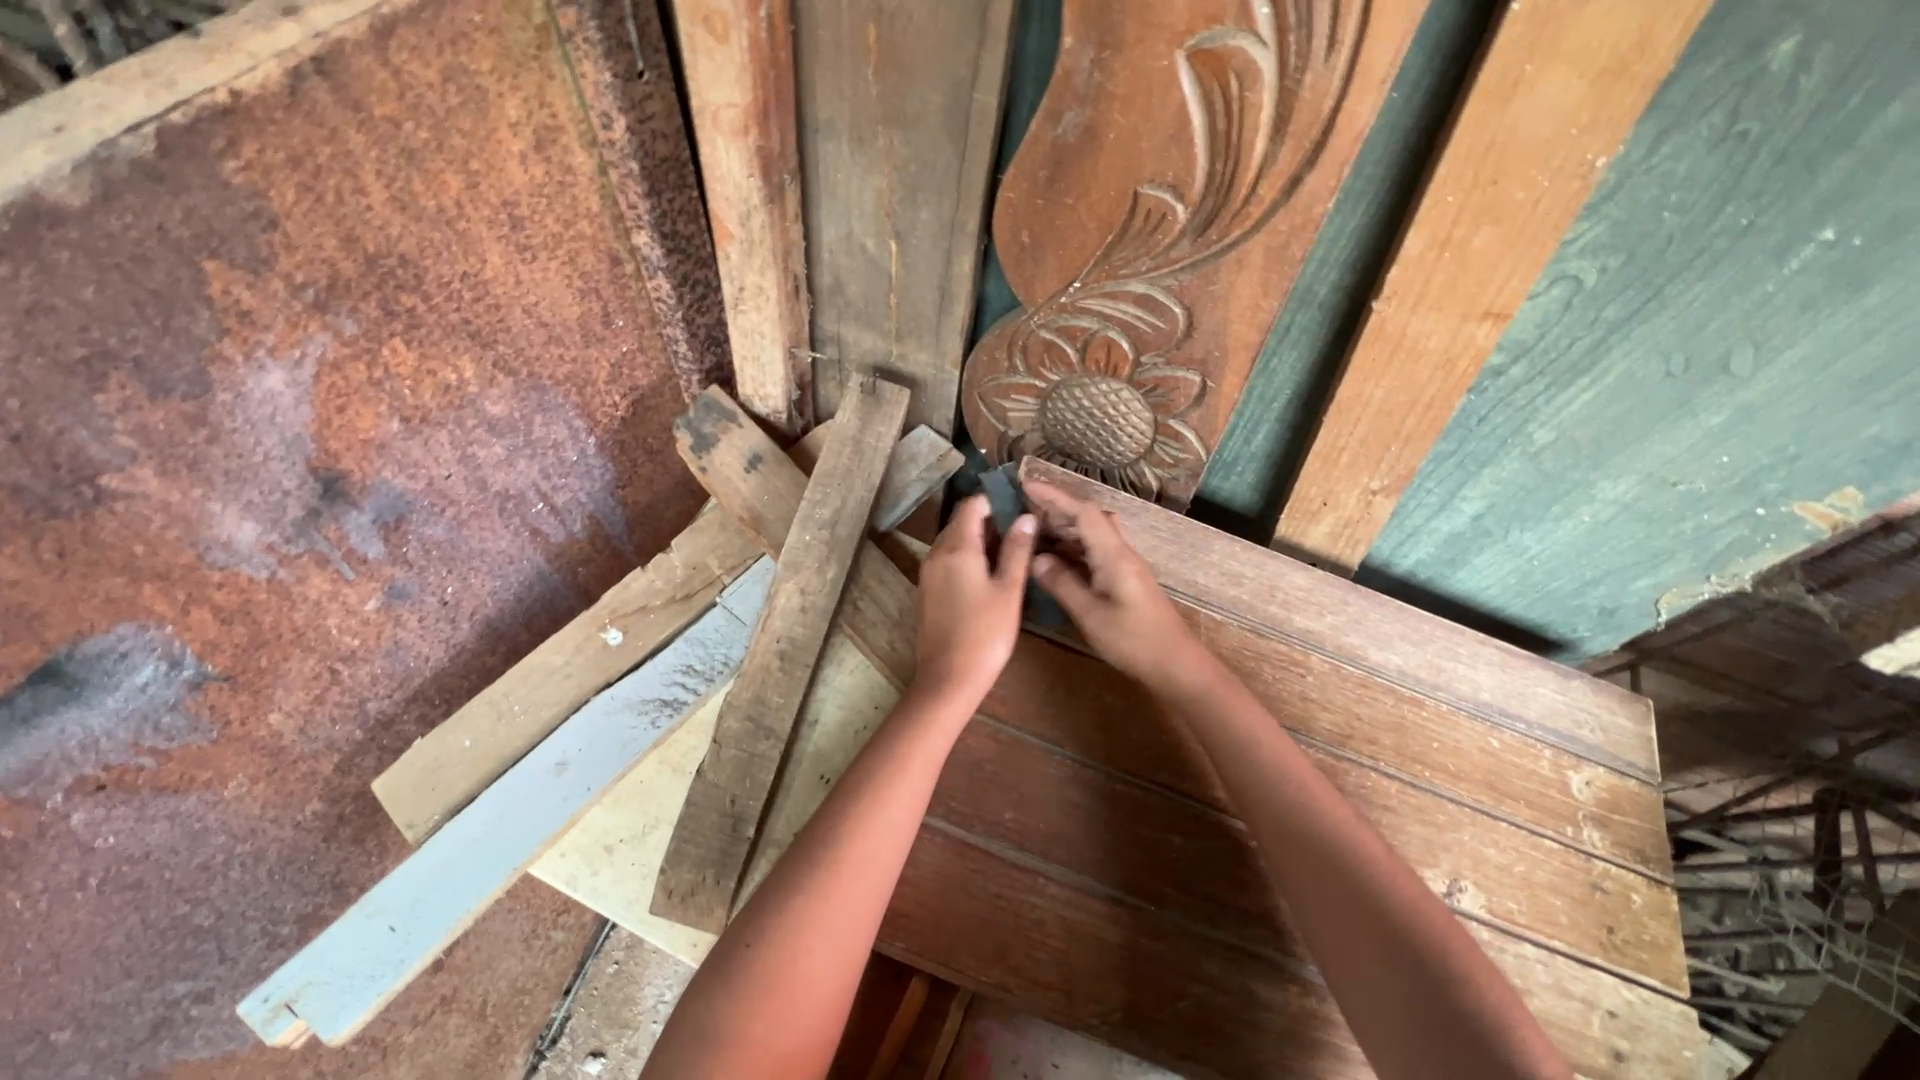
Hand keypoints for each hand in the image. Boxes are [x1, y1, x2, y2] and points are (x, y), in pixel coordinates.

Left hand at [912, 495, 1036, 703]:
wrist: (948, 678)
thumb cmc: (985, 634)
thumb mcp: (1009, 590)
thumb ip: (1017, 550)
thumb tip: (1026, 516)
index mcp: (956, 548)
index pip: (971, 505)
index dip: (996, 502)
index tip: (1021, 510)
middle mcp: (936, 554)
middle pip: (960, 522)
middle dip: (989, 521)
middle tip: (1022, 533)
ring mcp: (928, 574)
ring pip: (953, 543)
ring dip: (978, 541)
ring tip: (1010, 554)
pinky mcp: (926, 592)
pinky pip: (947, 562)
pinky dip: (967, 560)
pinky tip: (989, 577)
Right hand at [1023, 480, 1204, 687]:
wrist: (1175, 663)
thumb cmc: (1134, 640)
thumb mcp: (1091, 614)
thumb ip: (1063, 584)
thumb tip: (1037, 559)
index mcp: (1114, 555)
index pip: (1083, 512)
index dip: (1055, 496)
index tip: (1026, 484)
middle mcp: (1121, 553)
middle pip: (1089, 519)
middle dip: (1056, 510)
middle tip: (1023, 512)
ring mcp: (1125, 567)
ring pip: (1092, 537)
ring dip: (1064, 531)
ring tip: (1033, 535)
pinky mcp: (1125, 581)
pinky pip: (1095, 554)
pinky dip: (1073, 551)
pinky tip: (1055, 562)